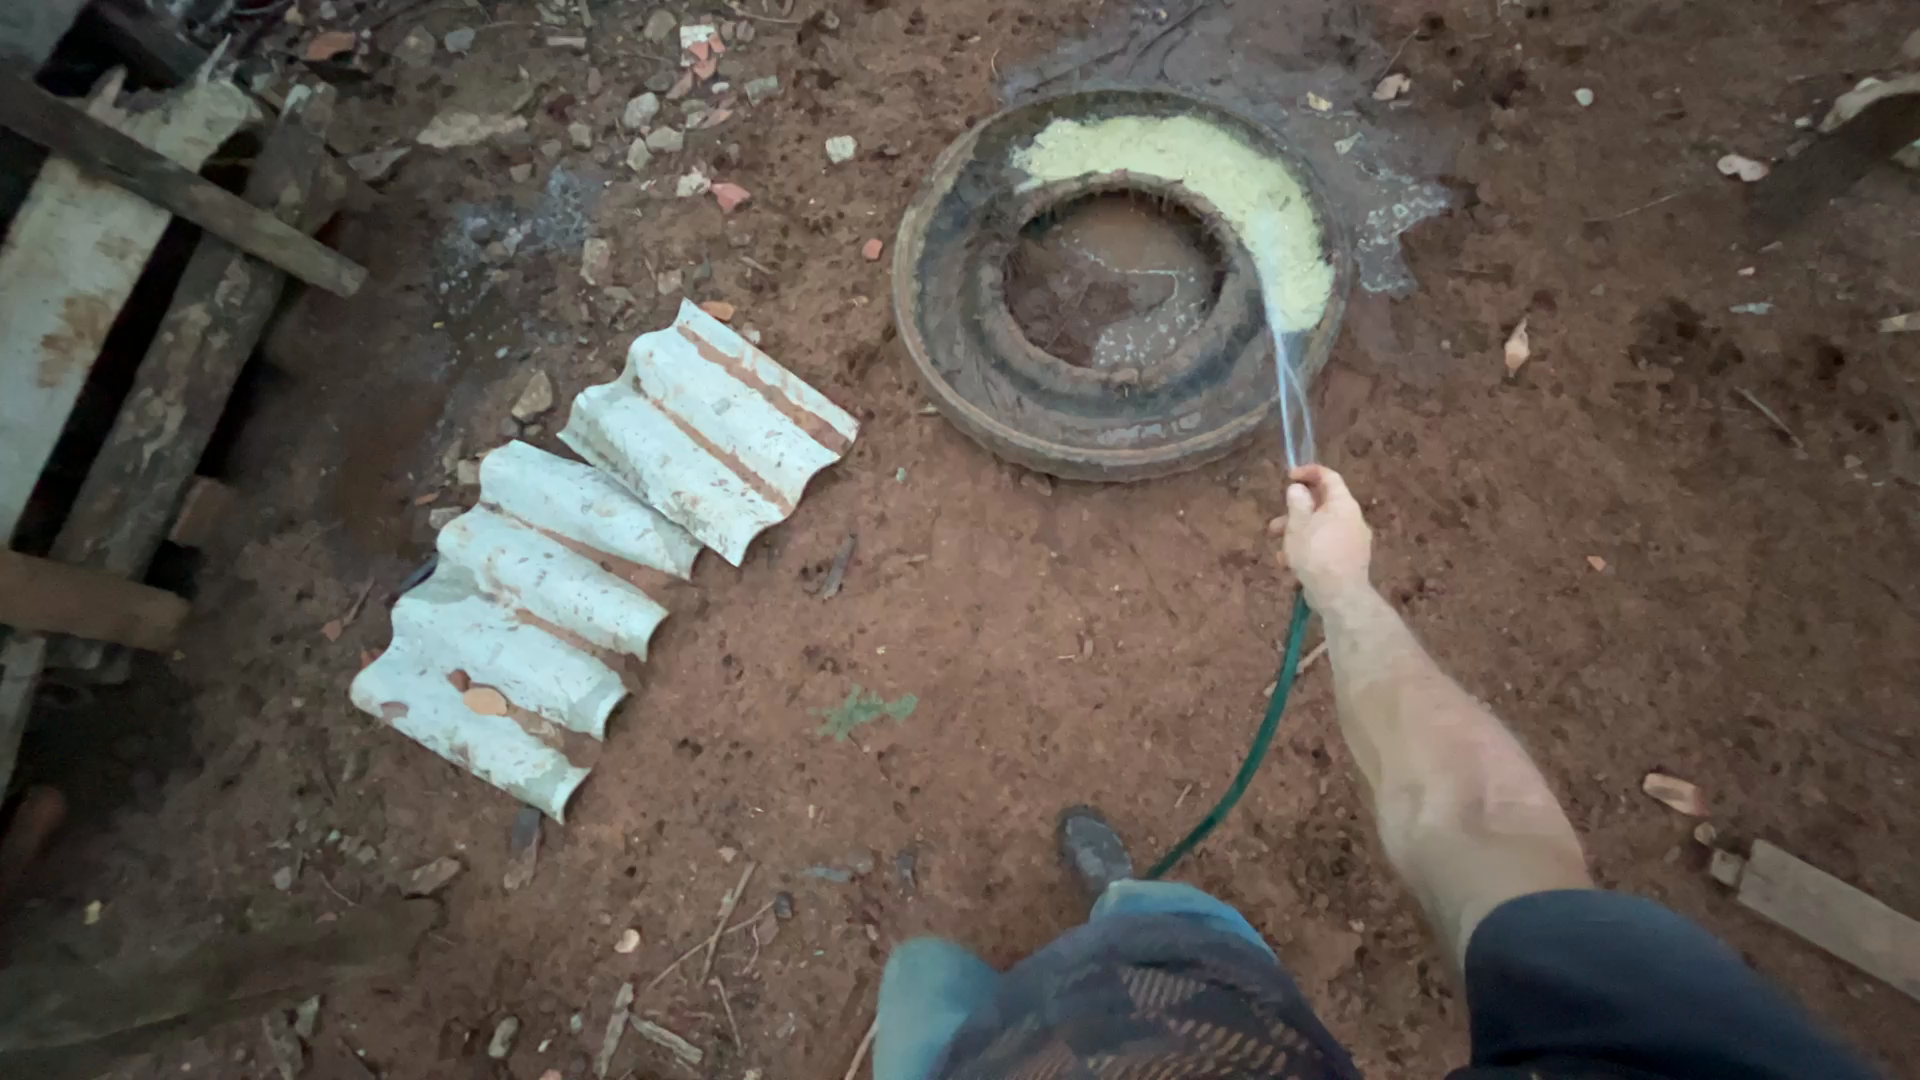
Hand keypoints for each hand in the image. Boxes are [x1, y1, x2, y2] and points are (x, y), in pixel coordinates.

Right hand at [1278, 465, 1372, 611]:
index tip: (1289, 476)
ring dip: (1296, 538)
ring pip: (1319, 530)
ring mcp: (1353, 541)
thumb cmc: (1315, 554)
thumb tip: (1298, 488)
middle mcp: (1352, 519)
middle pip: (1321, 507)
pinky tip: (1293, 568)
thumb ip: (1297, 503)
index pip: (1329, 477)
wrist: (1339, 595)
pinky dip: (1308, 552)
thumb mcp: (1298, 525)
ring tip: (1281, 554)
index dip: (1309, 472)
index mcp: (1342, 505)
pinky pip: (1325, 548)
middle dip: (1294, 516)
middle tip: (1274, 526)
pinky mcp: (1349, 560)